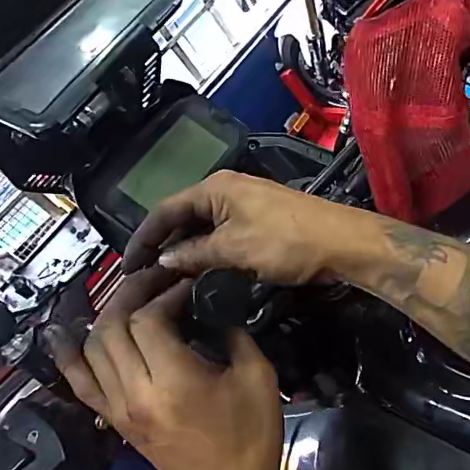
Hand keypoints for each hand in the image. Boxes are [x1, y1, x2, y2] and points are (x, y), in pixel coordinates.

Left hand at [43, 266, 282, 469]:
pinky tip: (66, 331)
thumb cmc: (251, 437)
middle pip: (112, 326)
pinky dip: (70, 355)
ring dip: (109, 315)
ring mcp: (119, 409)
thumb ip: (233, 332)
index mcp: (174, 383)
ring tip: (134, 297)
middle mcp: (136, 394)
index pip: (149, 319)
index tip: (189, 285)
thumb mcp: (258, 376)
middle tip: (159, 278)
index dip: (167, 292)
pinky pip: (80, 383)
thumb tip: (213, 303)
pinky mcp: (115, 420)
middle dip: (133, 292)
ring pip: (92, 347)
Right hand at [124, 170, 383, 285]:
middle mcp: (226, 190)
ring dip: (185, 251)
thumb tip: (164, 261)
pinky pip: (222, 235)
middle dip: (163, 245)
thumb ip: (195, 254)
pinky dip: (208, 253)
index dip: (143, 238)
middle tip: (144, 278)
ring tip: (166, 281)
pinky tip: (200, 273)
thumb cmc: (287, 241)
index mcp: (215, 188)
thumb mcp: (234, 250)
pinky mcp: (259, 221)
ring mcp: (245, 205)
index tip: (127, 267)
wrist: (342, 243)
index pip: (165, 210)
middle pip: (182, 217)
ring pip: (203, 228)